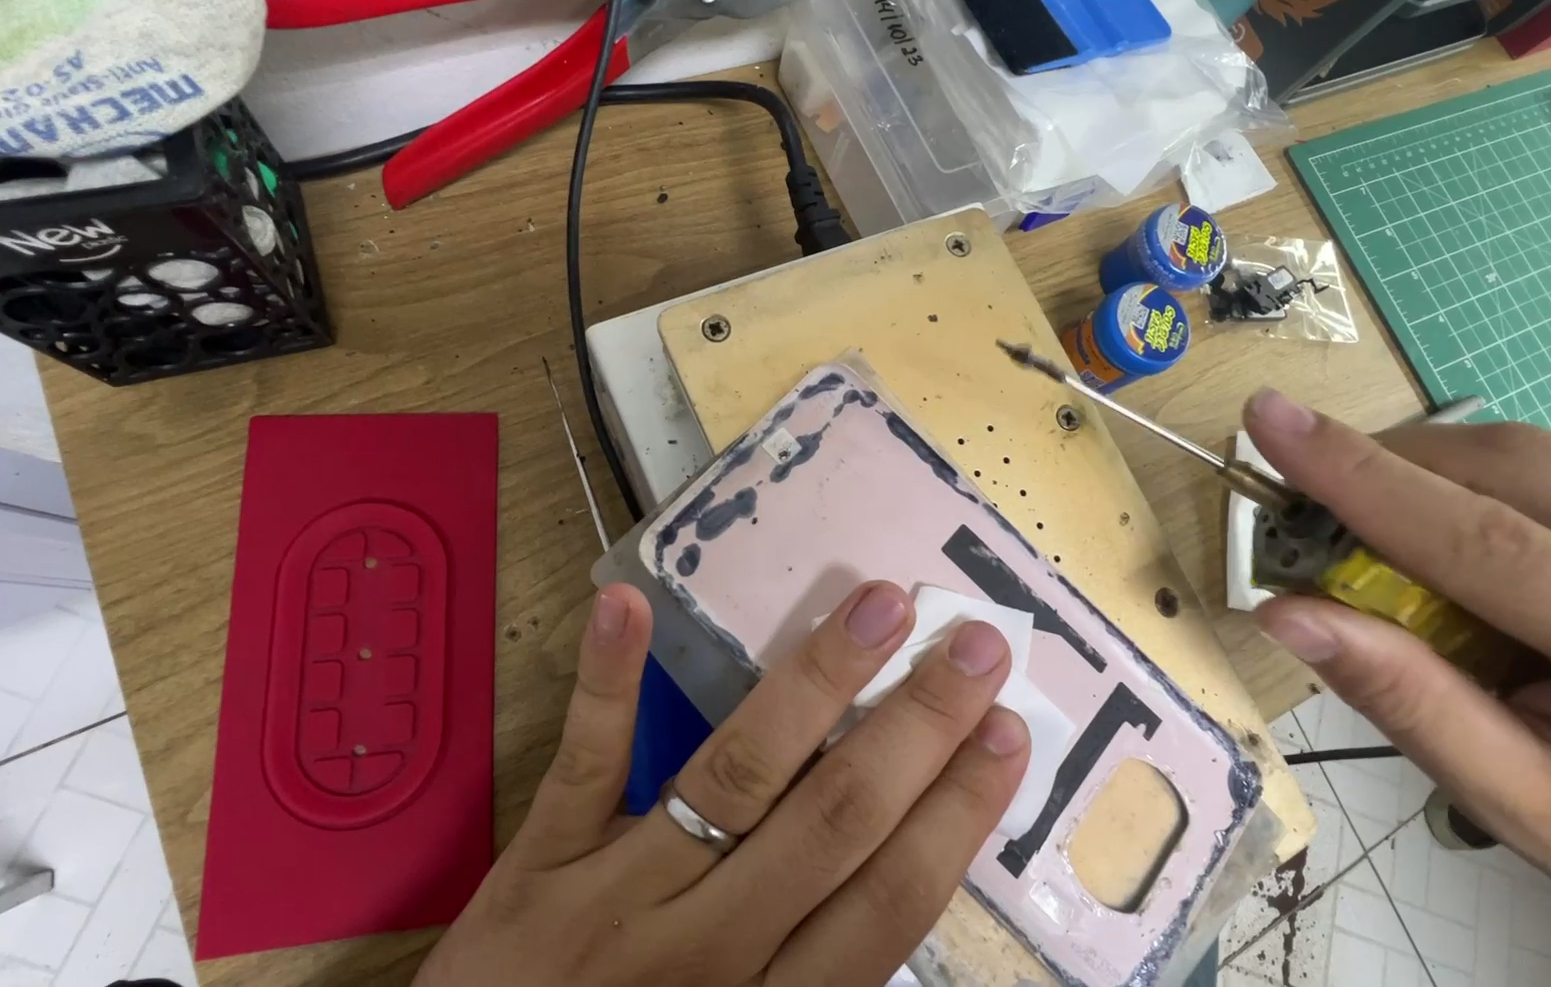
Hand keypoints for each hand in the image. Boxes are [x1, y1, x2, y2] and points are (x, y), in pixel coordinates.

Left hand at [415, 581, 1029, 986]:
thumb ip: (821, 961)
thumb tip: (909, 864)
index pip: (888, 898)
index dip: (955, 812)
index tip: (1006, 729)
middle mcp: (710, 944)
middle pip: (831, 820)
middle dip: (913, 727)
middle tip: (972, 645)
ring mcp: (620, 889)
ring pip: (735, 774)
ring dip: (813, 684)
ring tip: (876, 607)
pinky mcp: (545, 855)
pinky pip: (584, 761)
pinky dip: (608, 679)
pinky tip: (630, 600)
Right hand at [1242, 388, 1550, 975]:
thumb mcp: (1538, 813)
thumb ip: (1413, 707)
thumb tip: (1287, 615)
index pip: (1485, 542)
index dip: (1360, 476)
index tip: (1269, 418)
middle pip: (1517, 468)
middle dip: (1387, 463)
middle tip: (1305, 499)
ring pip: (1546, 458)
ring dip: (1429, 472)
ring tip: (1371, 528)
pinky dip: (1481, 488)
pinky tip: (1455, 542)